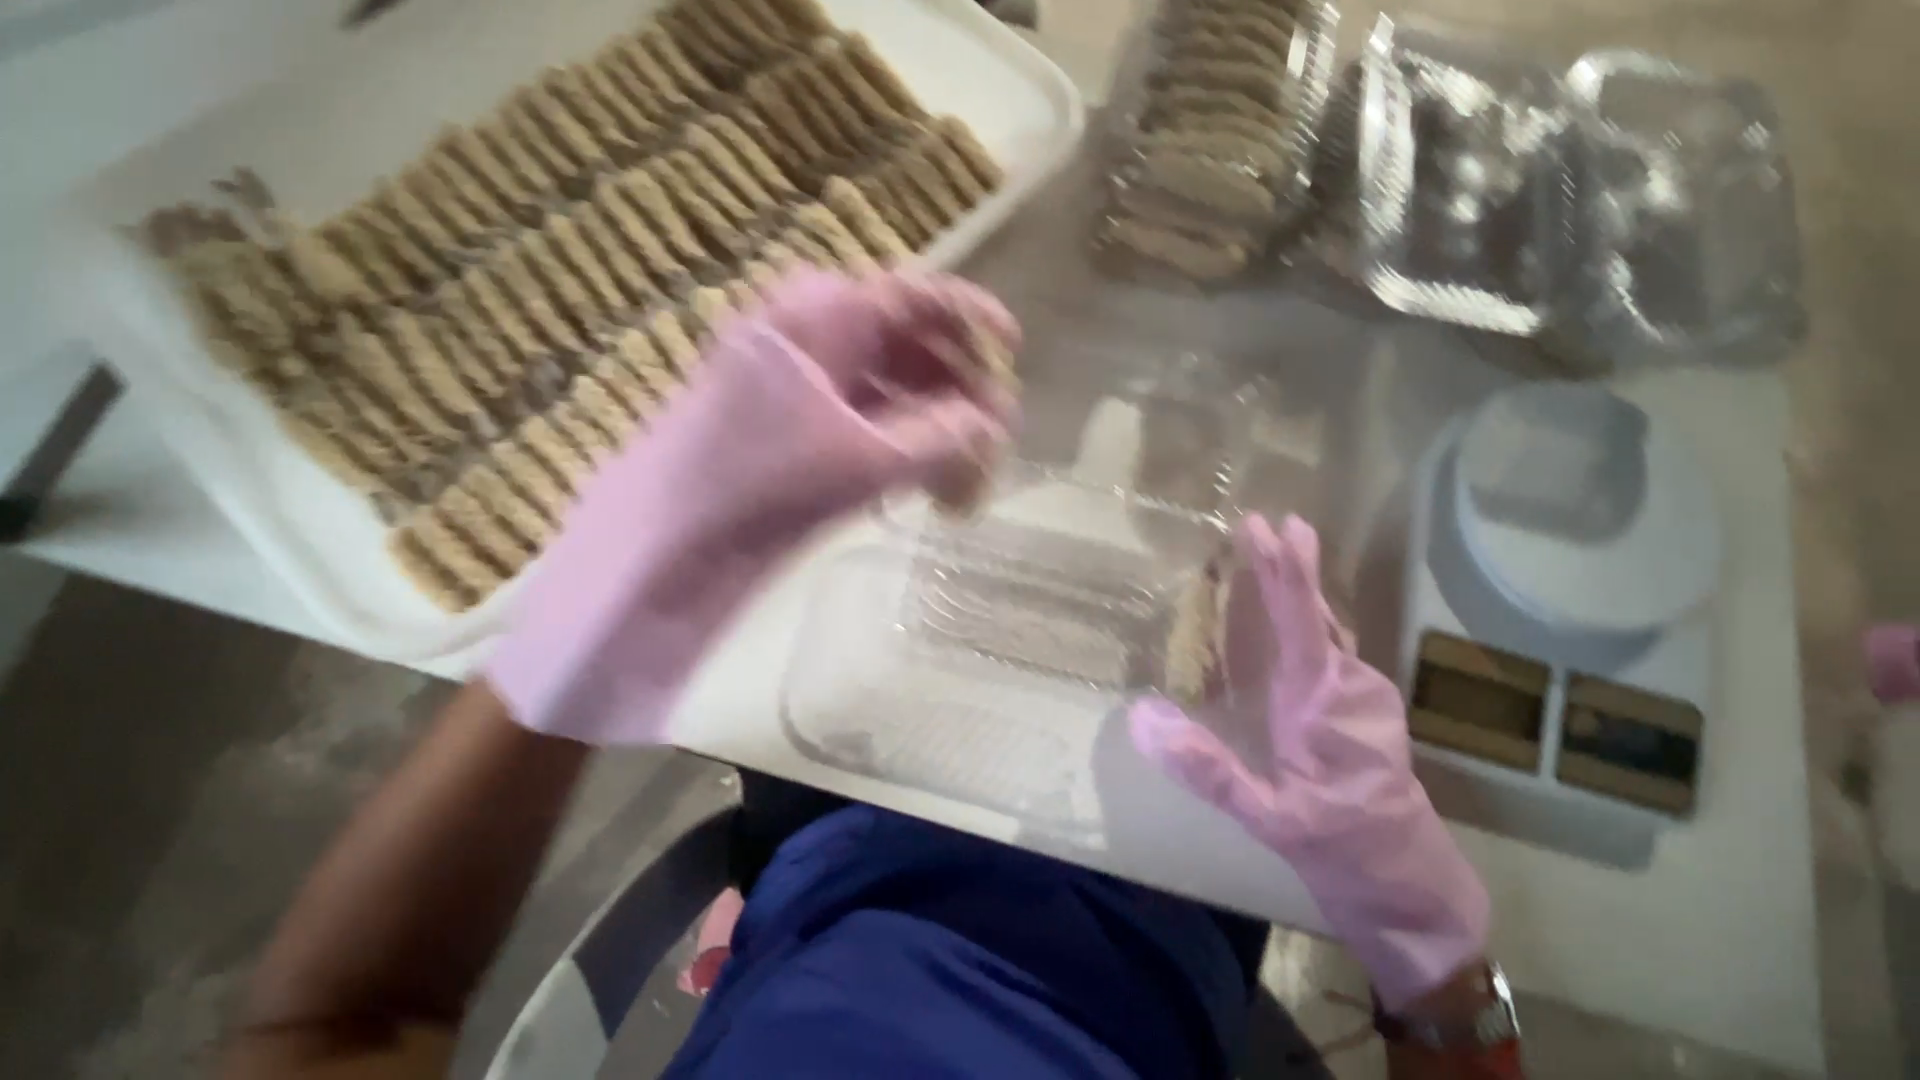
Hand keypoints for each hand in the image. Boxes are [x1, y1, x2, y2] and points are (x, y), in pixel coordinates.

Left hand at [487, 268, 1019, 744]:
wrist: (660, 540)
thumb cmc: (762, 483)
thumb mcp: (865, 461)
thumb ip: (942, 438)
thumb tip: (993, 425)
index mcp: (822, 311)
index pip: (914, 296)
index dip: (972, 319)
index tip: (1015, 349)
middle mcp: (804, 327)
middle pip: (901, 339)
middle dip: (954, 386)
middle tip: (993, 436)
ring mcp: (787, 372)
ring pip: (879, 380)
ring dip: (926, 421)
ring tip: (960, 473)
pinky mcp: (778, 415)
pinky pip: (852, 411)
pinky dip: (890, 439)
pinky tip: (914, 482)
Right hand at [1128, 514, 1488, 1010]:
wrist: (1416, 894)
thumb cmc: (1347, 853)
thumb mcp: (1270, 818)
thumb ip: (1207, 769)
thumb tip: (1142, 718)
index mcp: (1328, 702)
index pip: (1302, 620)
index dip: (1282, 569)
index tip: (1266, 524)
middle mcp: (1351, 689)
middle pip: (1318, 614)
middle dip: (1292, 568)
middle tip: (1265, 524)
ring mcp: (1363, 701)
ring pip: (1328, 632)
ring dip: (1300, 594)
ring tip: (1273, 559)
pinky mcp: (1363, 717)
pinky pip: (1330, 654)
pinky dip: (1306, 624)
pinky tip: (1291, 626)